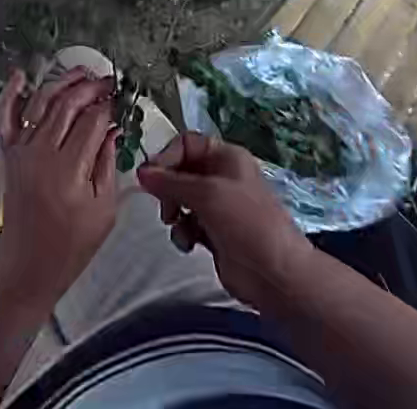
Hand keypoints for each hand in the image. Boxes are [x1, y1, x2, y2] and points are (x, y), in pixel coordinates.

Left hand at [0, 67, 119, 297]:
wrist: (26, 264)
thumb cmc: (70, 245)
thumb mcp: (104, 209)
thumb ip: (108, 163)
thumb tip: (112, 129)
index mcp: (69, 170)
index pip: (92, 121)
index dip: (108, 107)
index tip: (119, 102)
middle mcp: (41, 154)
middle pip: (68, 105)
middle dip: (91, 88)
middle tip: (107, 84)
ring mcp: (21, 150)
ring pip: (42, 102)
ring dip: (63, 82)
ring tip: (83, 73)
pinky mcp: (8, 153)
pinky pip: (6, 116)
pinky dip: (11, 94)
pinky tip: (21, 76)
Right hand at [135, 132, 313, 306]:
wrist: (275, 274)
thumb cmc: (246, 222)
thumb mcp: (208, 194)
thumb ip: (171, 182)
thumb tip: (141, 172)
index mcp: (225, 157)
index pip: (186, 144)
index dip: (167, 157)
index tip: (151, 178)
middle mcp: (221, 176)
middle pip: (180, 171)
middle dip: (167, 188)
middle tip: (165, 207)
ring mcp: (218, 205)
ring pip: (180, 198)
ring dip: (173, 211)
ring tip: (176, 225)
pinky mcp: (213, 231)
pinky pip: (186, 223)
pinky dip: (182, 231)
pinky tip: (188, 243)